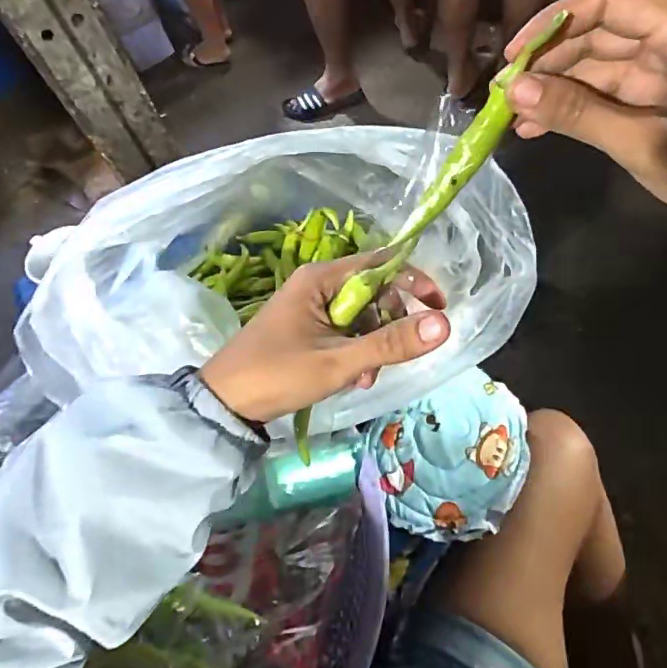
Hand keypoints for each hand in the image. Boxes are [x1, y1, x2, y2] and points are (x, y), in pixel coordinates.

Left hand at [200, 252, 449, 423]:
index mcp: (321, 278)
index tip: (437, 307)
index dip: (414, 280)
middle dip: (390, 323)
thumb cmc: (278, 375)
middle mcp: (317, 283)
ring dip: (373, 343)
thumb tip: (444, 324)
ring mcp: (310, 305)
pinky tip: (352, 378)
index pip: (382, 263)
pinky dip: (356, 350)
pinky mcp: (307, 325)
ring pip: (362, 314)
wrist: (223, 404)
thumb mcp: (339, 362)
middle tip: (391, 357)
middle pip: (374, 290)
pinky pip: (346, 328)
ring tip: (364, 378)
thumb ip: (391, 343)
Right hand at [503, 0, 666, 267]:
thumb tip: (515, 88)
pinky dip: (583, 104)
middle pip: (603, 29)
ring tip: (517, 116)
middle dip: (552, 60)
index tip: (514, 59)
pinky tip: (545, 124)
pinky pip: (617, 88)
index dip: (554, 22)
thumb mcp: (650, 146)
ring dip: (561, 85)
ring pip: (604, 61)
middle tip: (506, 94)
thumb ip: (581, 114)